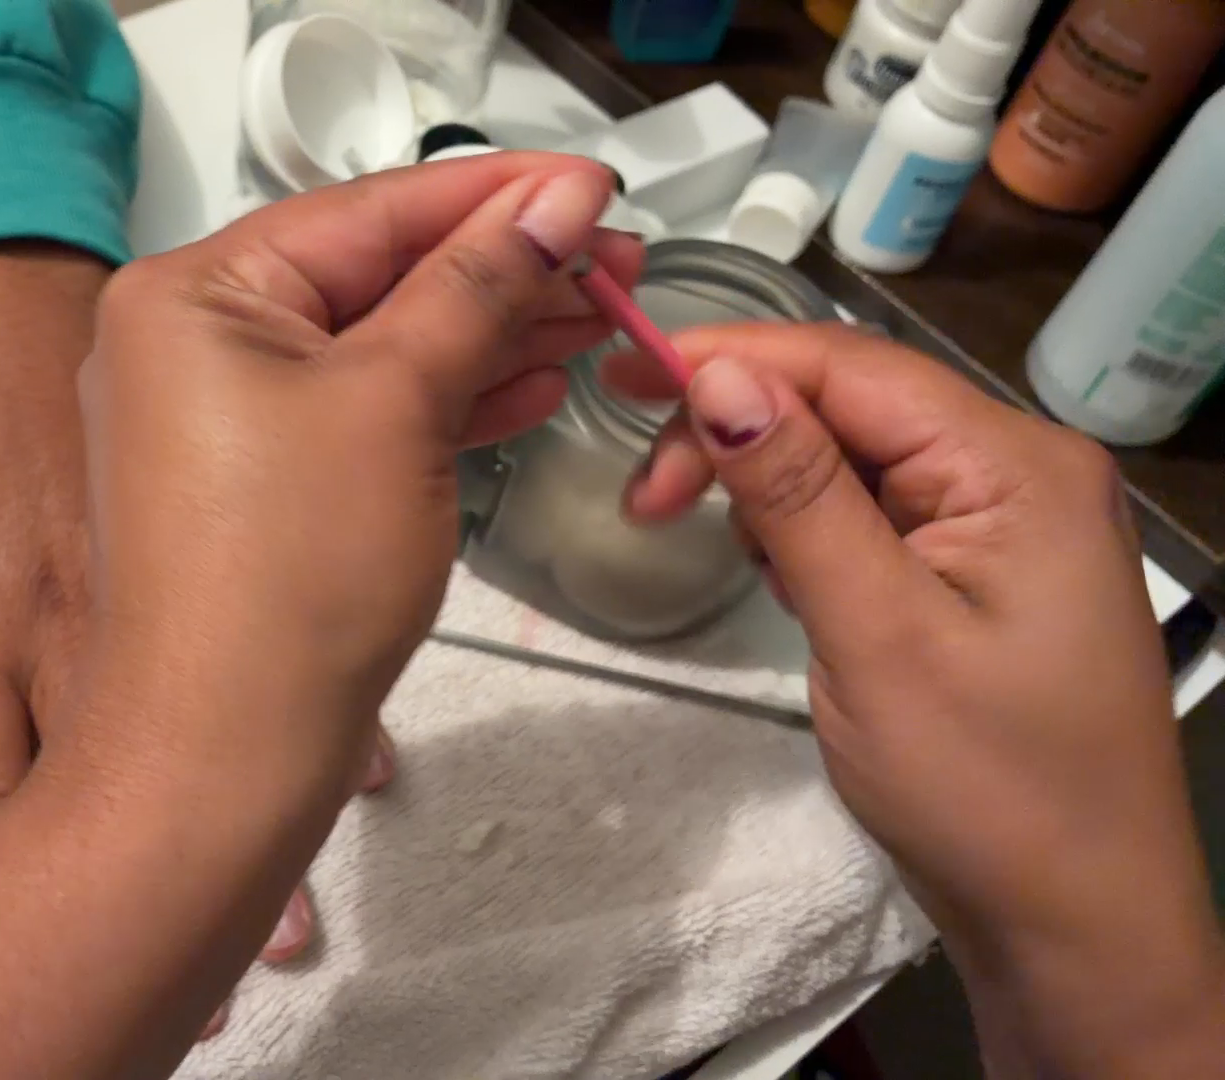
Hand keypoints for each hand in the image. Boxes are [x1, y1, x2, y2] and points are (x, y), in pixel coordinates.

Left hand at [0, 243, 384, 1030]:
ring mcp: (139, 593)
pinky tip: (360, 761)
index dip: (18, 895)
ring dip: (249, 817)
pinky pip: (257, 635)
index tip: (69, 962)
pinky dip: (306, 702)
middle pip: (109, 785)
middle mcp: (63, 638)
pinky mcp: (195, 548)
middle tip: (211, 981)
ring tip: (293, 910)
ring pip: (199, 719)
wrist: (4, 303)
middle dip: (156, 885)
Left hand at [75, 153, 637, 795]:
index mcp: (191, 296)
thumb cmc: (292, 572)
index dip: (489, 194)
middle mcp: (188, 347)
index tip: (593, 183)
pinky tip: (522, 387)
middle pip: (369, 282)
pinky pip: (354, 417)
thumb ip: (476, 288)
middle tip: (612, 261)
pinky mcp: (257, 485)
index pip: (362, 214)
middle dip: (495, 274)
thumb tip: (557, 198)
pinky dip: (434, 403)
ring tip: (587, 319)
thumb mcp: (394, 402)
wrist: (225, 749)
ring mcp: (219, 422)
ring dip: (479, 339)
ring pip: (370, 354)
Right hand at [604, 324, 1224, 1074]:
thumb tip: (718, 378)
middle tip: (644, 503)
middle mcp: (999, 469)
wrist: (1056, 910)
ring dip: (750, 484)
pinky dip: (782, 526)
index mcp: (1009, 466)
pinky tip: (780, 576)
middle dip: (728, 435)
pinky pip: (837, 505)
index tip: (620, 372)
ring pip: (825, 453)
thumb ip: (797, 494)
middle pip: (832, 403)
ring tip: (726, 555)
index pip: (847, 366)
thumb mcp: (873, 627)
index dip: (728, 356)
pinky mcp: (938, 558)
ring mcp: (971, 516)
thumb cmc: (980, 778)